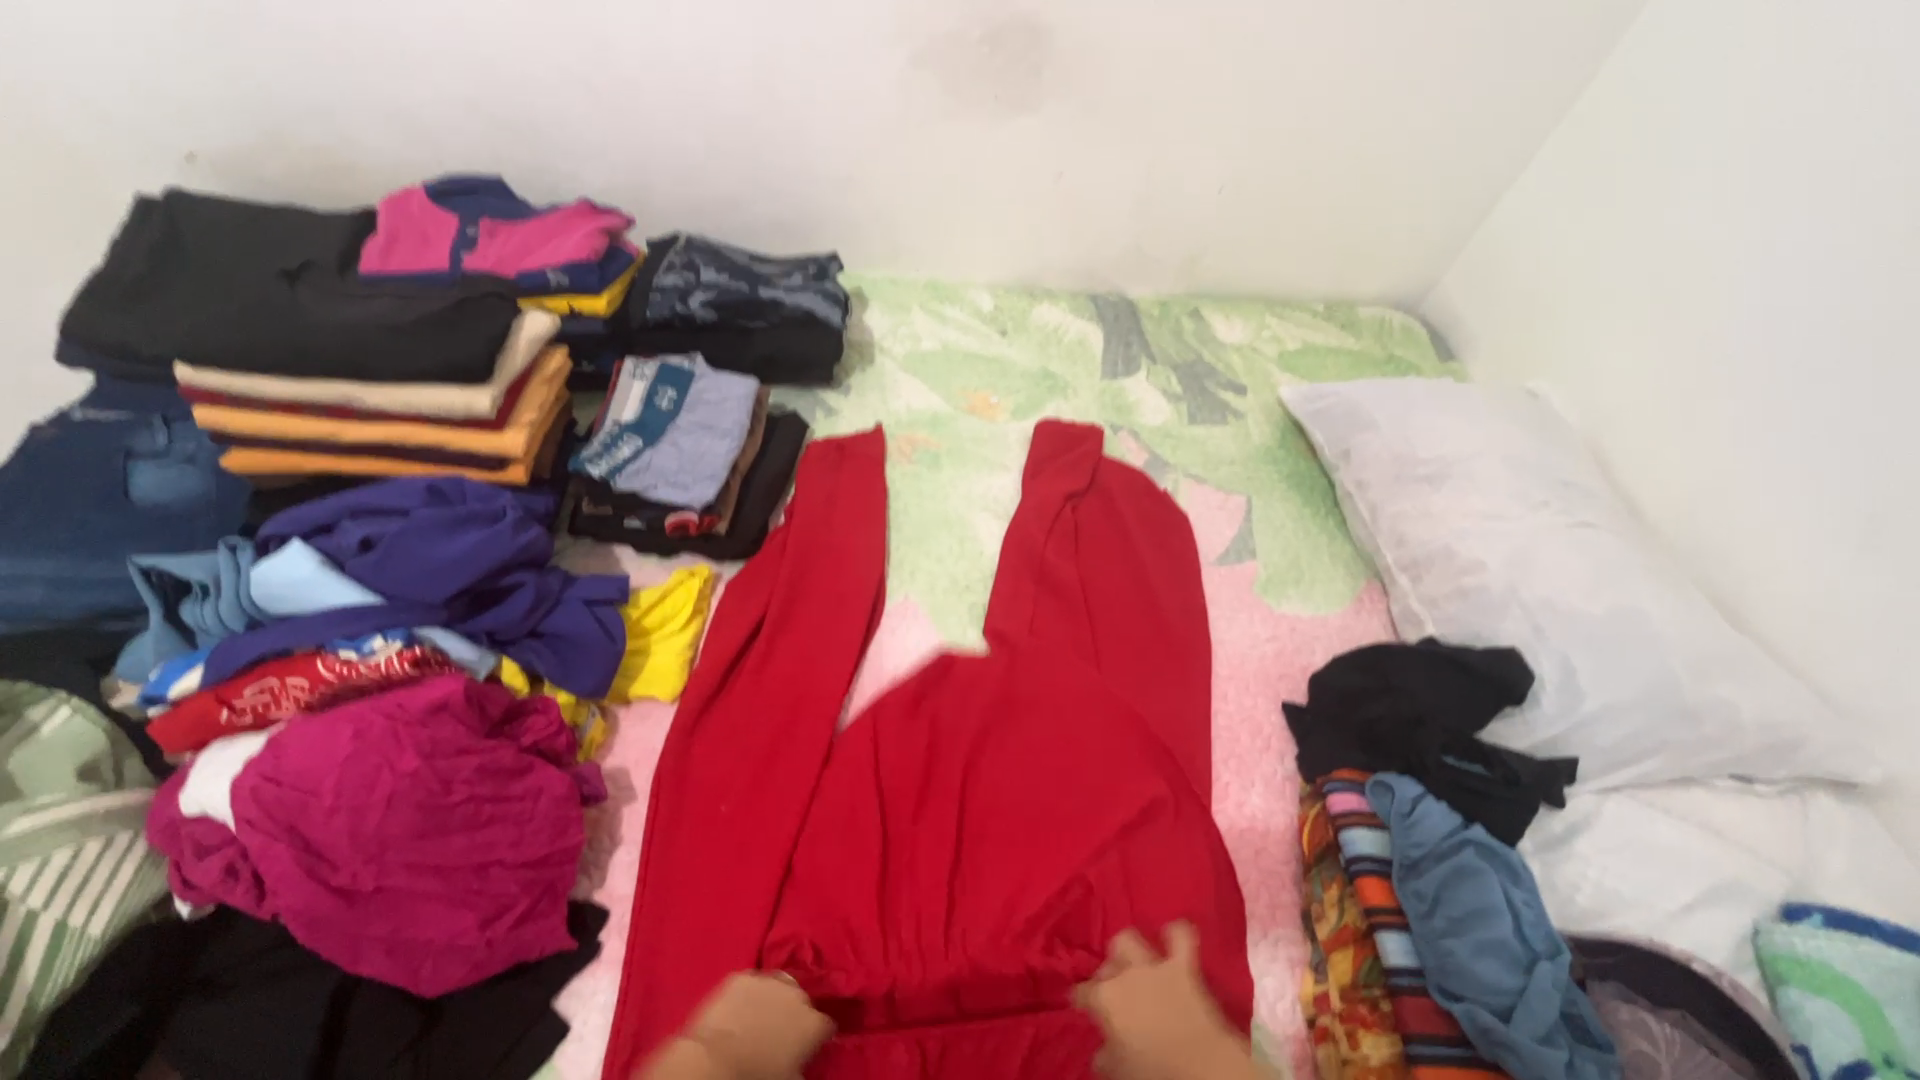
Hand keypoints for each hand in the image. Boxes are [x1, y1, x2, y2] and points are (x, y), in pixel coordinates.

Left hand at [679, 971, 833, 1079]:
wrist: (714, 1065)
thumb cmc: (757, 1076)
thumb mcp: (792, 1077)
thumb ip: (803, 1062)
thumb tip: (800, 1060)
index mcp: (814, 1023)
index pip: (826, 1025)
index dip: (816, 1035)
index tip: (806, 1044)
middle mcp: (797, 994)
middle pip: (802, 1000)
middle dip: (794, 1012)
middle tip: (779, 1030)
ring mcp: (768, 981)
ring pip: (776, 985)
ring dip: (772, 997)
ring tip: (758, 1015)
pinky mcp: (741, 977)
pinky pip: (749, 983)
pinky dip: (747, 993)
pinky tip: (737, 1008)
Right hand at [1073, 922, 1253, 1079]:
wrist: (1201, 1067)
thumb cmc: (1154, 1071)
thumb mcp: (1119, 1070)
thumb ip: (1106, 1056)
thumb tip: (1100, 1053)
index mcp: (1104, 999)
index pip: (1081, 992)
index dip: (1080, 999)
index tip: (1081, 1006)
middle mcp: (1124, 975)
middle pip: (1106, 962)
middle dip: (1107, 970)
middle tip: (1112, 987)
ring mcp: (1153, 966)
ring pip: (1130, 939)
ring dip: (1129, 948)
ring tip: (1133, 961)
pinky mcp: (1183, 966)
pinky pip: (1181, 936)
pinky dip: (1175, 933)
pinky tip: (1171, 933)